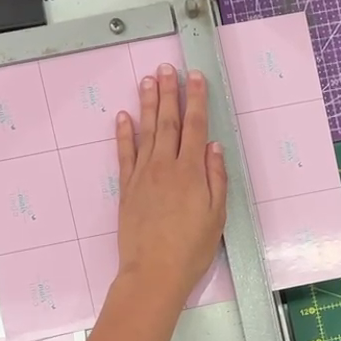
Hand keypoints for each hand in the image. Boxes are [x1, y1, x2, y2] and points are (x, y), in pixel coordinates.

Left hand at [115, 64, 228, 300]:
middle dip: (169, 93)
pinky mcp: (127, 189)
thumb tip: (214, 149)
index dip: (196, 100)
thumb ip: (216, 179)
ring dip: (147, 104)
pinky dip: (124, 134)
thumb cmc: (191, 250)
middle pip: (168, 122)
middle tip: (168, 68)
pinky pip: (125, 154)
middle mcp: (166, 167)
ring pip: (146, 131)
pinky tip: (124, 117)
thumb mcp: (216, 217)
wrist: (154, 272)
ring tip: (148, 81)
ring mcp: (144, 176)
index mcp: (192, 173)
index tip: (196, 78)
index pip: (196, 128)